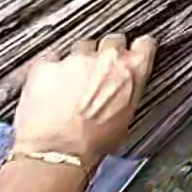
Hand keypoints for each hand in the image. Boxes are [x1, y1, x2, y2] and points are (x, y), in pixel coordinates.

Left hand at [12, 35, 155, 168]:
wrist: (59, 152)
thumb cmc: (95, 139)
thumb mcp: (128, 112)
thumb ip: (130, 87)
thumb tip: (126, 84)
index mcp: (134, 69)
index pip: (145, 43)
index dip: (138, 48)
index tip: (133, 52)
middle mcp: (108, 59)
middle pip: (112, 40)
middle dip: (106, 52)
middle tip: (98, 70)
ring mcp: (76, 60)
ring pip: (80, 47)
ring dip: (78, 60)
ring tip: (71, 81)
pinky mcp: (47, 66)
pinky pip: (50, 58)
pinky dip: (50, 69)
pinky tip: (51, 85)